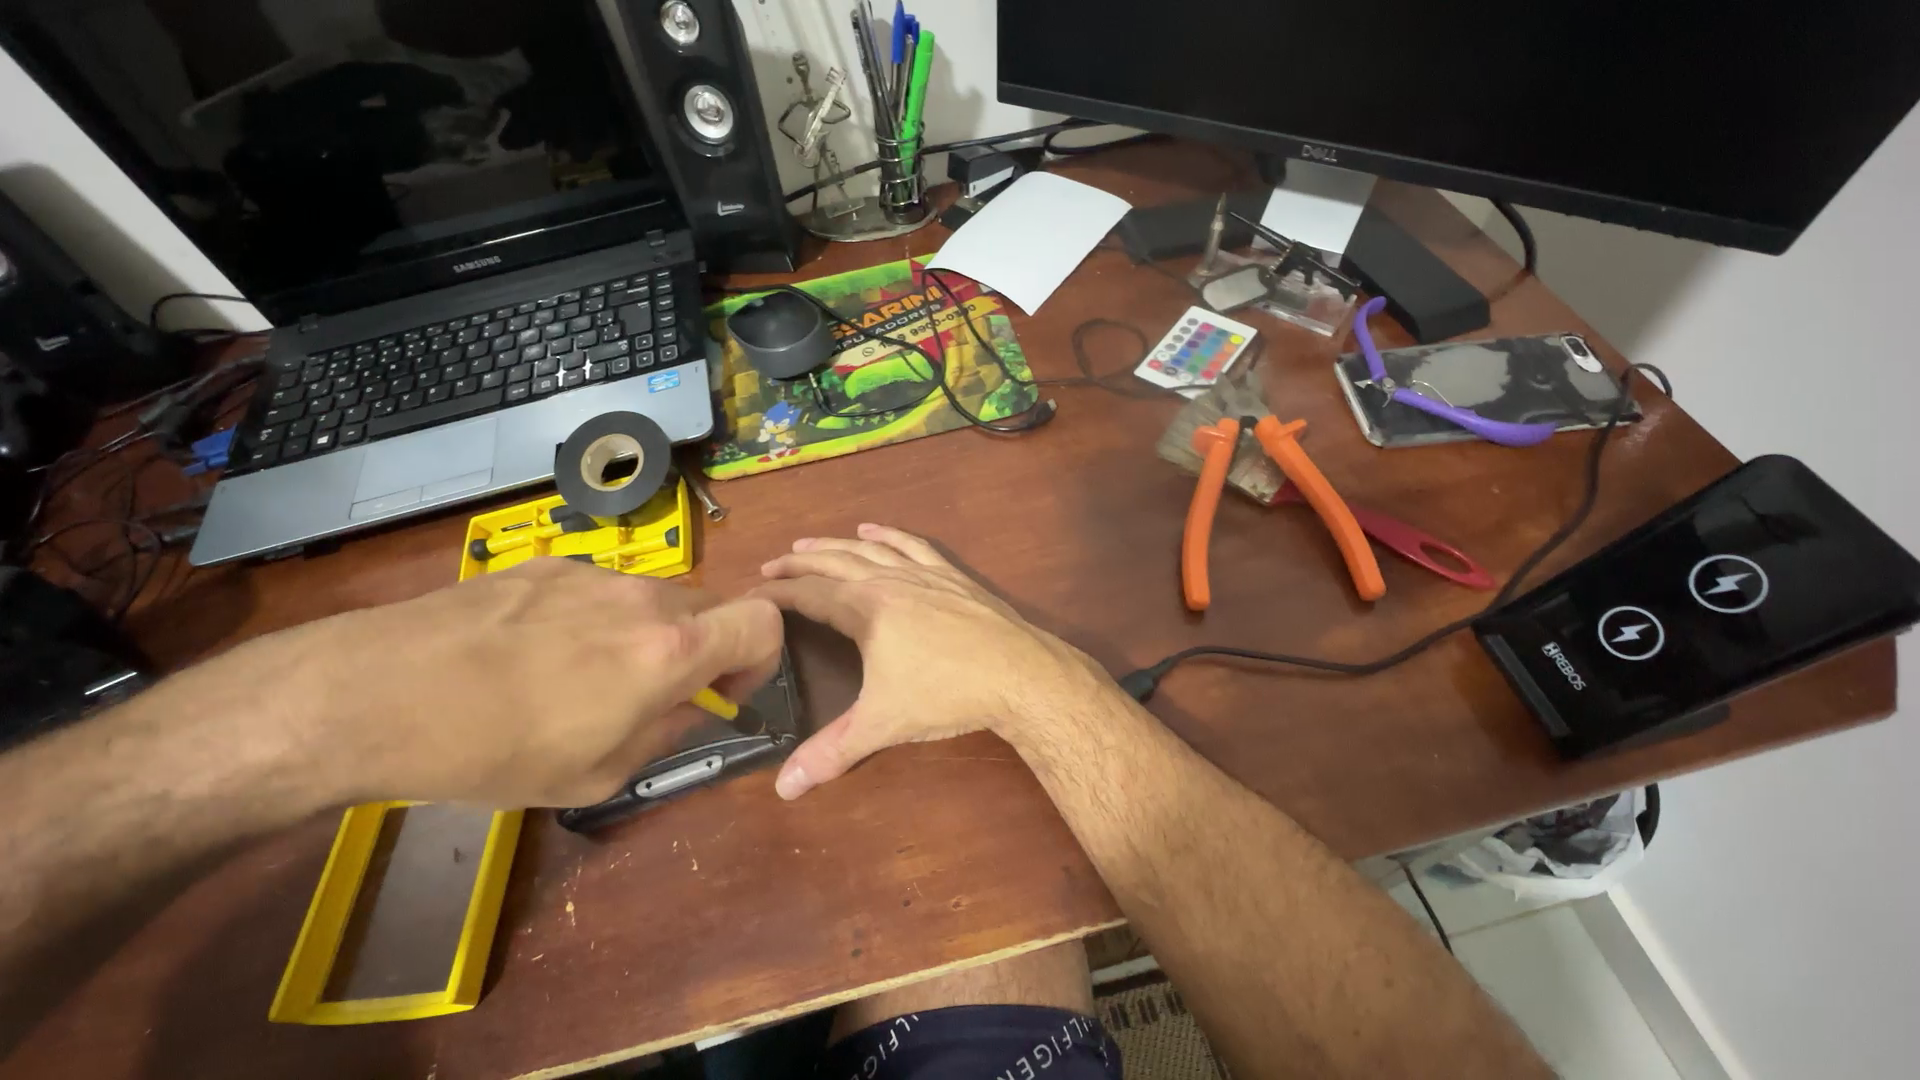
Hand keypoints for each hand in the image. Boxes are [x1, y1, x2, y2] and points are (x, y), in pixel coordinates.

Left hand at [155, 557, 782, 808]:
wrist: (375, 694)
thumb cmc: (495, 751)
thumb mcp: (596, 776)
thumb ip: (664, 734)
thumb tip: (688, 708)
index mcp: (669, 651)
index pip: (764, 621)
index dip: (764, 656)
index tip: (726, 691)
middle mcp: (644, 598)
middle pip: (710, 609)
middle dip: (703, 650)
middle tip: (656, 693)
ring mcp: (593, 574)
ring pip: (655, 598)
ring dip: (647, 635)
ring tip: (584, 676)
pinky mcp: (546, 564)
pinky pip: (600, 589)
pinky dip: (596, 619)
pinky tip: (536, 653)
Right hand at [755, 523, 1112, 798]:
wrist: (1020, 674)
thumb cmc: (947, 695)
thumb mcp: (883, 725)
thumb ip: (832, 753)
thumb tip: (783, 790)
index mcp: (866, 610)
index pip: (808, 594)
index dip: (776, 593)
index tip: (750, 593)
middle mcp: (890, 582)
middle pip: (834, 562)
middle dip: (798, 563)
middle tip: (771, 565)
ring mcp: (924, 574)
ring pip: (870, 550)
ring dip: (836, 545)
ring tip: (809, 543)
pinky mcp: (953, 576)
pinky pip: (913, 546)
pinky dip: (889, 536)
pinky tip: (876, 531)